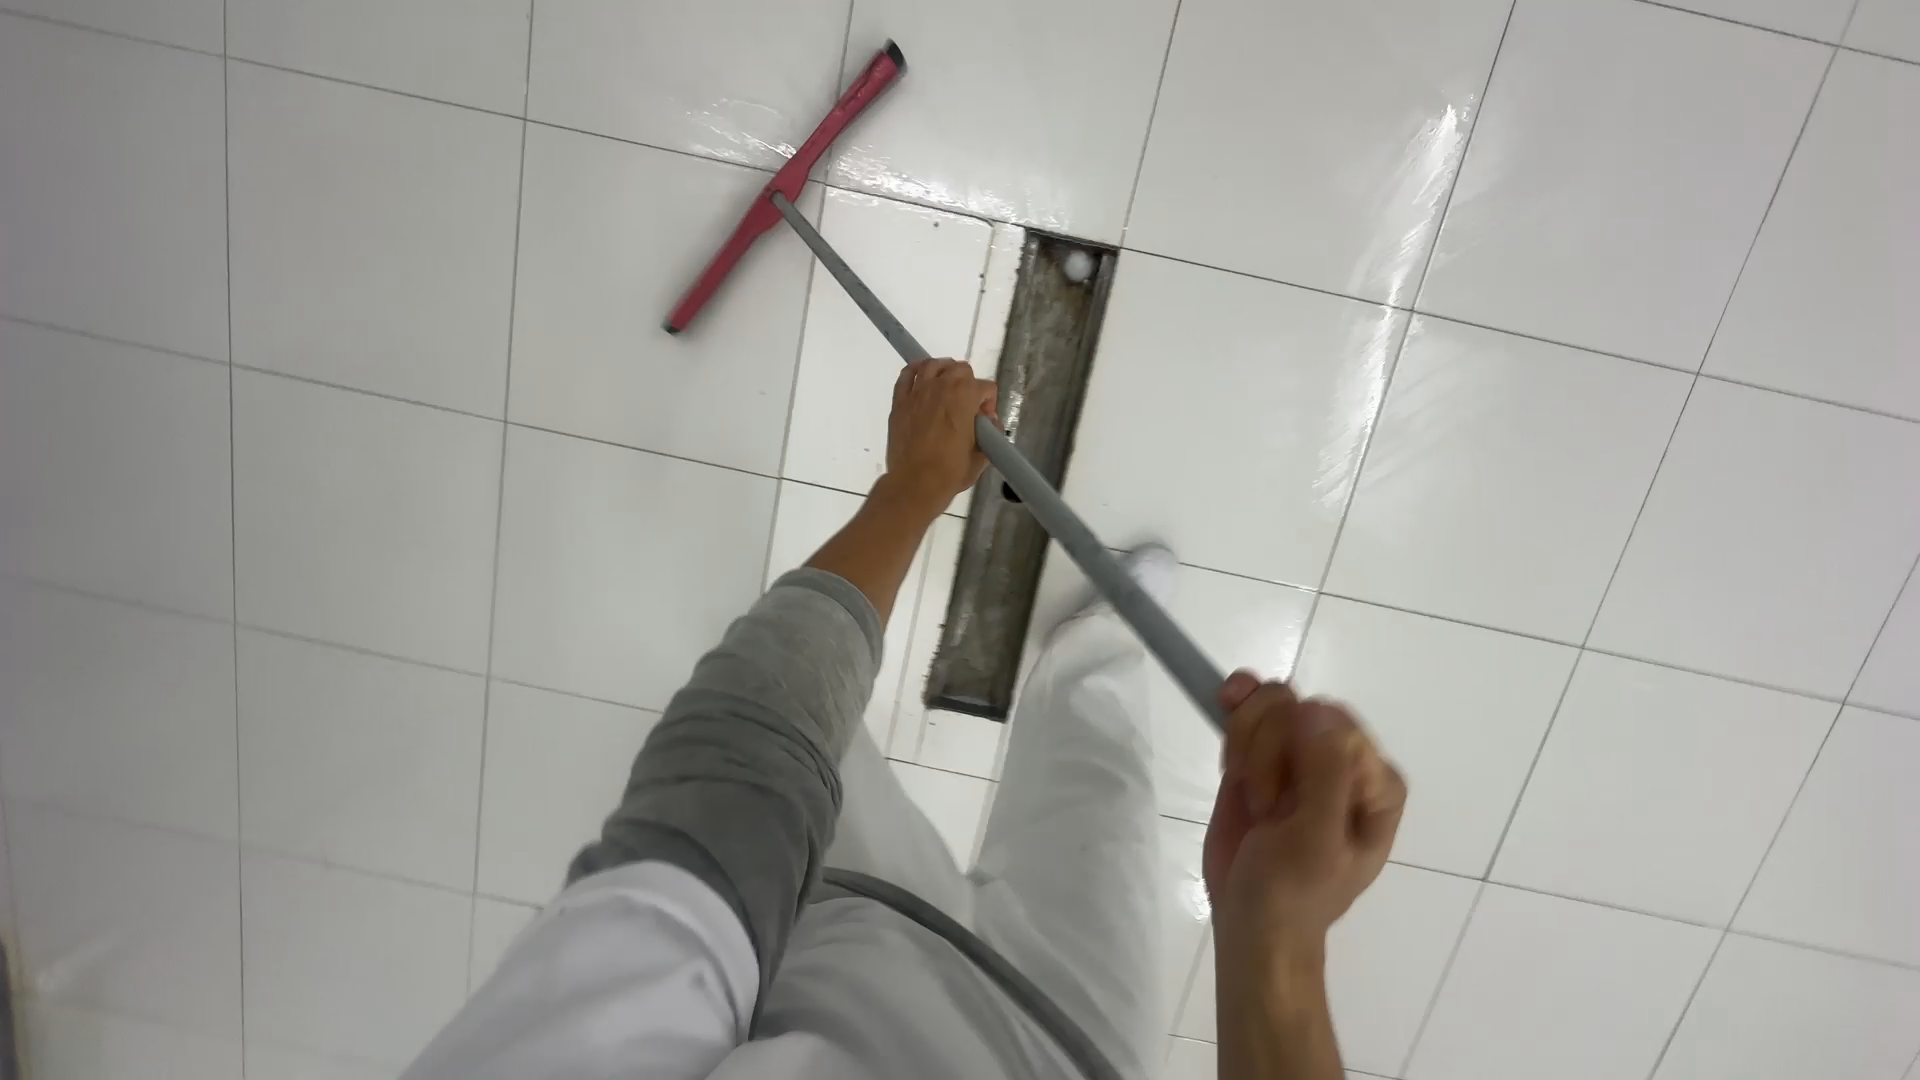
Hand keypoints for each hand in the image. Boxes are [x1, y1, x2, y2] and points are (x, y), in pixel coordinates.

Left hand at [878, 358, 997, 514]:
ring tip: (946, 387)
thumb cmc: (951, 471)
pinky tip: (921, 377)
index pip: (986, 387)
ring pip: (934, 365)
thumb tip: (989, 425)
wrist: (916, 482)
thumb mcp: (981, 456)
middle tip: (966, 406)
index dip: (989, 403)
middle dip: (969, 385)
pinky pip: (907, 374)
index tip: (984, 421)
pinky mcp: (900, 401)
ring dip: (944, 371)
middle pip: (961, 369)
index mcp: (965, 396)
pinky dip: (916, 371)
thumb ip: (990, 435)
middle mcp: (942, 386)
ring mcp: (918, 391)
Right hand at [1203, 672, 1405, 960]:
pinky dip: (1231, 725)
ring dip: (1245, 749)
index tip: (1280, 800)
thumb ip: (1324, 774)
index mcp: (1373, 779)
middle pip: (1293, 707)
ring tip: (1254, 801)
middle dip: (1265, 754)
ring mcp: (1297, 752)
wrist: (1252, 920)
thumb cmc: (1295, 891)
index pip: (1331, 722)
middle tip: (1267, 808)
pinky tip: (1230, 760)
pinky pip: (1244, 712)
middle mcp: (1340, 757)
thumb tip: (1313, 707)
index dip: (1294, 752)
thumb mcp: (1317, 841)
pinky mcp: (1260, 753)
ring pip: (1265, 704)